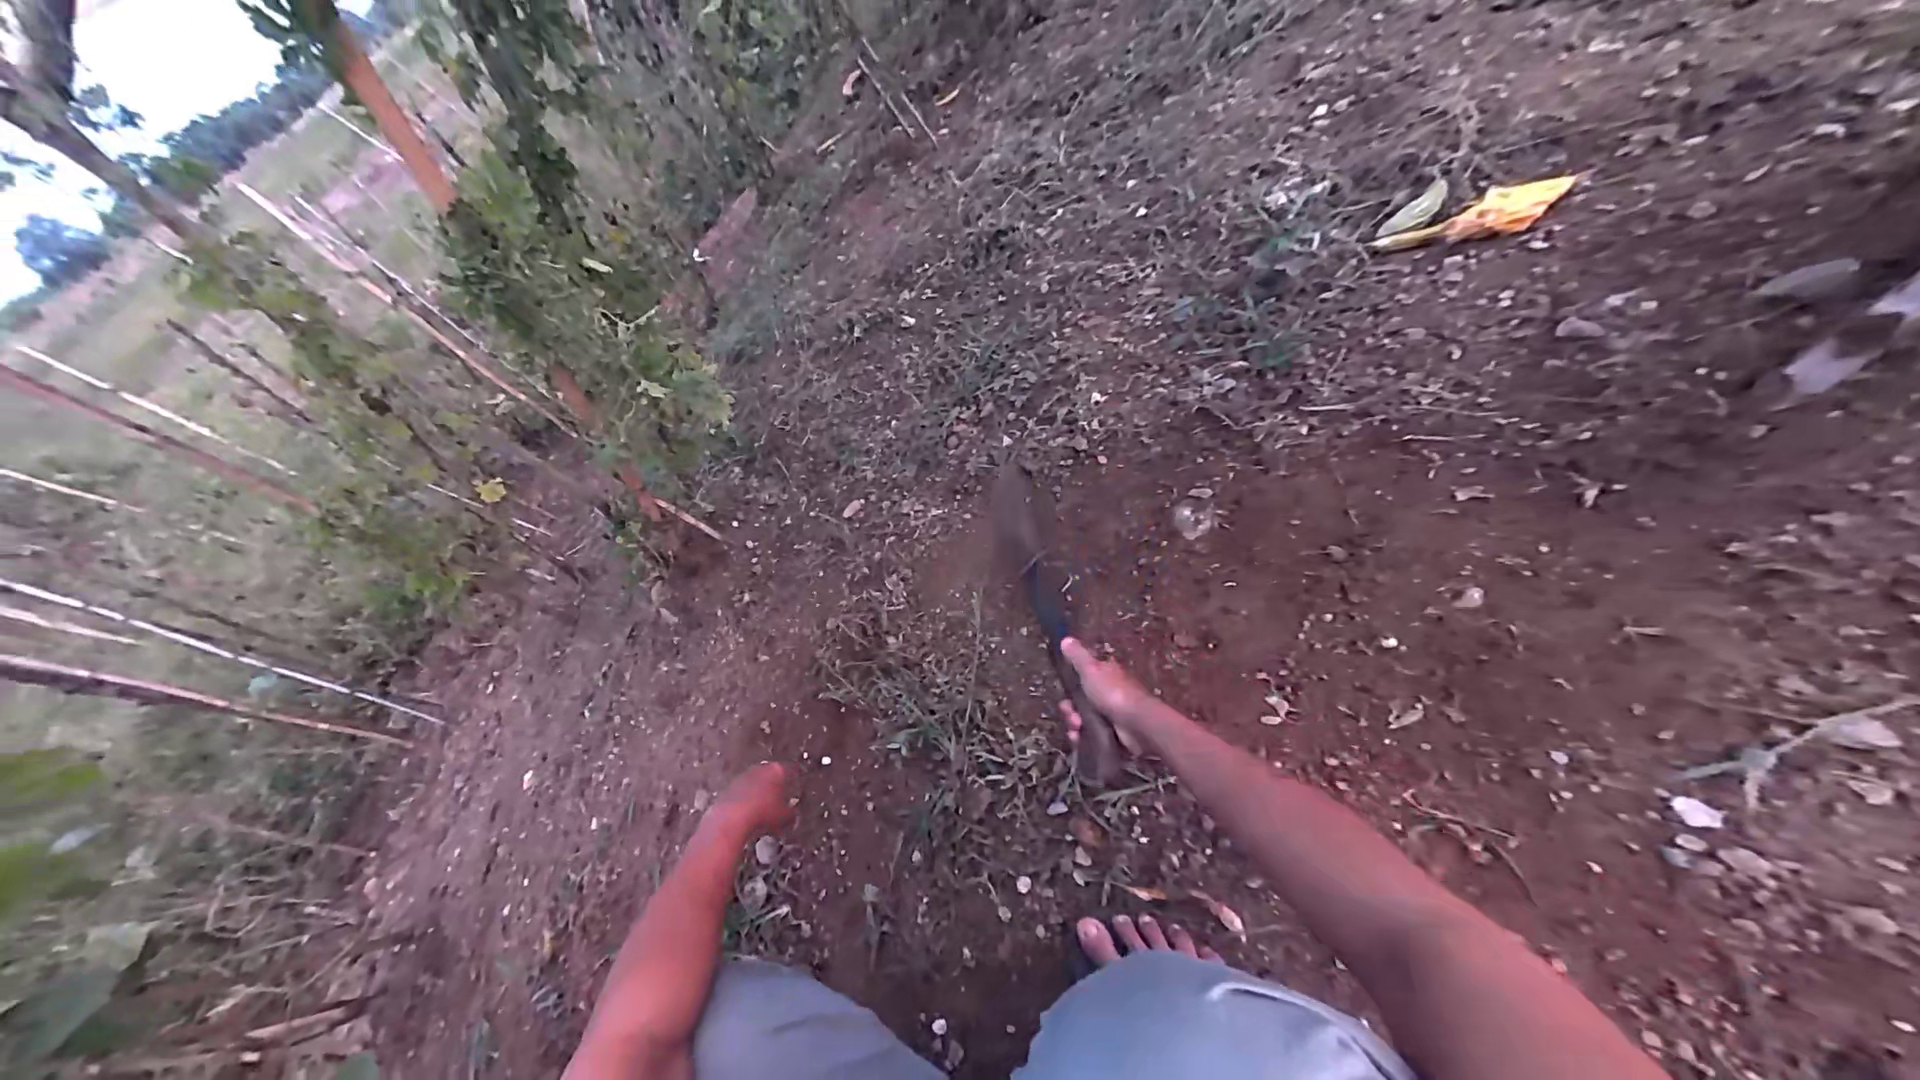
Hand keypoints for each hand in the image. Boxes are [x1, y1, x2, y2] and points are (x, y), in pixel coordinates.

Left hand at [703, 762, 793, 838]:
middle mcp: (761, 768)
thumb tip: (794, 812)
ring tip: (765, 807)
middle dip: (777, 785)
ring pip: (757, 782)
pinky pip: (744, 791)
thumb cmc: (764, 814)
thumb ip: (793, 813)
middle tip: (782, 798)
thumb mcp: (785, 817)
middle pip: (773, 774)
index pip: (792, 771)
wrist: (730, 819)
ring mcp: (744, 776)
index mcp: (778, 770)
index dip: (796, 781)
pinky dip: (748, 798)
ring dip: (761, 791)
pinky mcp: (729, 787)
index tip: (798, 789)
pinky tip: (749, 812)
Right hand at [1059, 638, 1161, 749]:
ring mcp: (1114, 715)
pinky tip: (1079, 739)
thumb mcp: (1091, 669)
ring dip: (1075, 724)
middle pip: (1082, 702)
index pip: (1084, 678)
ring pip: (1085, 719)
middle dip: (1071, 709)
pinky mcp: (1115, 734)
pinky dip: (1084, 737)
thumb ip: (1078, 656)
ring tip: (1076, 728)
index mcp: (1107, 675)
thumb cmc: (1113, 692)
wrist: (1137, 724)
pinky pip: (1093, 735)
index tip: (1065, 696)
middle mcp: (1111, 693)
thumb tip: (1065, 639)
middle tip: (1071, 715)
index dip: (1071, 687)